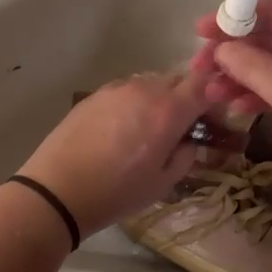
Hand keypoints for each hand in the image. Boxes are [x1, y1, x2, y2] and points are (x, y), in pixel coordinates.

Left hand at [18, 70, 207, 235]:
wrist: (58, 189)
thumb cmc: (117, 193)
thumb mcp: (163, 184)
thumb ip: (185, 156)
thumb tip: (189, 141)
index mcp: (168, 111)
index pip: (204, 84)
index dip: (213, 97)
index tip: (211, 119)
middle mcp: (145, 90)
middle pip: (178, 79)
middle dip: (186, 98)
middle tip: (182, 127)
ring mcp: (117, 88)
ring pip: (150, 82)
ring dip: (159, 99)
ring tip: (149, 129)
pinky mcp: (95, 93)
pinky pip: (126, 89)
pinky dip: (134, 102)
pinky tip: (123, 128)